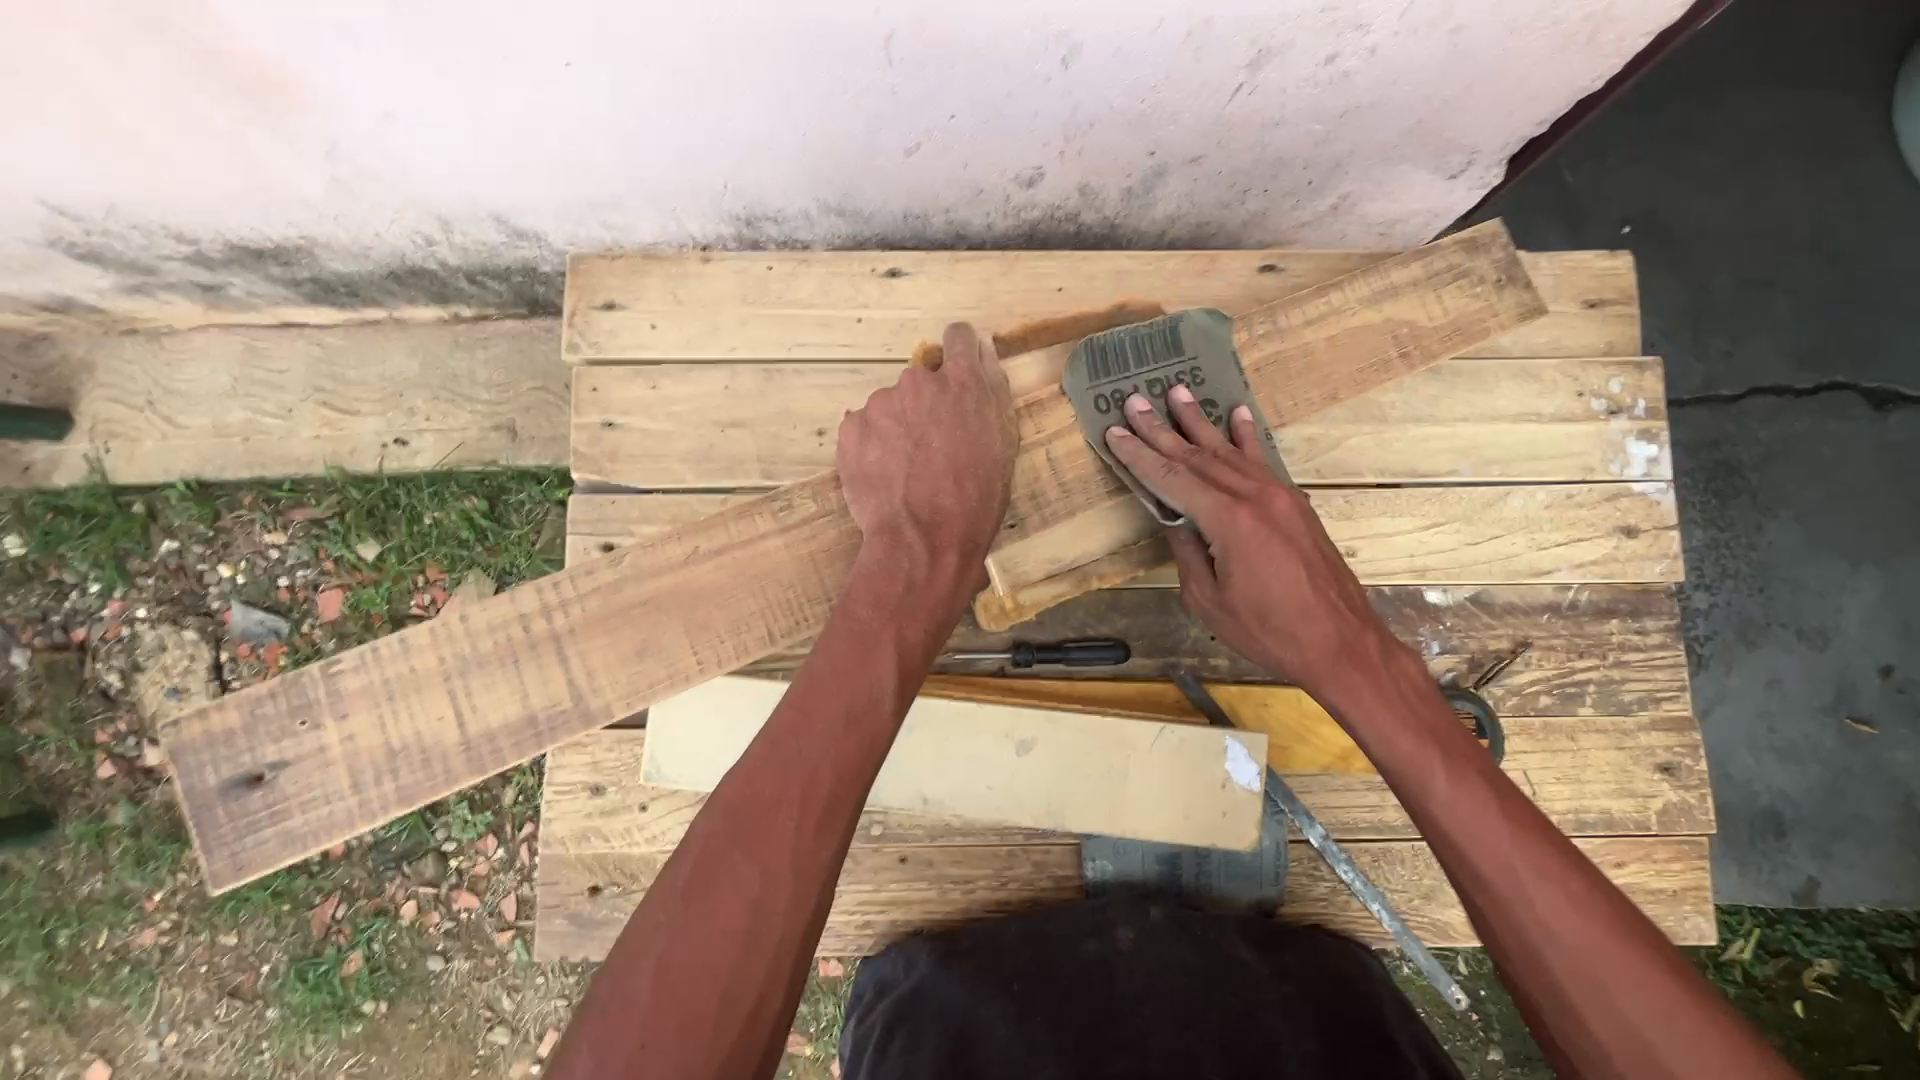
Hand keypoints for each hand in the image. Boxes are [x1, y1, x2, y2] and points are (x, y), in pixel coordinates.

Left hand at [837, 322, 1017, 596]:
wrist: (924, 540)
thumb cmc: (976, 500)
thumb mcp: (1003, 445)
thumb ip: (992, 392)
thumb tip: (984, 352)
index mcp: (964, 383)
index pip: (959, 337)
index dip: (958, 353)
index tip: (955, 373)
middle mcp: (920, 382)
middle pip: (922, 378)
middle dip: (926, 402)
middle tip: (932, 446)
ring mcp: (882, 403)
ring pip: (891, 405)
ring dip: (897, 427)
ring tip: (906, 470)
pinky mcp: (852, 427)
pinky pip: (863, 428)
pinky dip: (871, 446)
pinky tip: (884, 477)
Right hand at [1102, 384, 1404, 696]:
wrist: (1339, 641)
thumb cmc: (1268, 631)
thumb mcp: (1208, 600)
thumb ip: (1188, 552)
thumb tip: (1175, 520)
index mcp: (1227, 520)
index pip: (1171, 479)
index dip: (1139, 456)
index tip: (1115, 432)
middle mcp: (1254, 496)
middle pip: (1196, 455)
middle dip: (1161, 428)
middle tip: (1135, 400)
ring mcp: (1279, 495)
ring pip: (1229, 450)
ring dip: (1199, 421)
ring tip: (1178, 392)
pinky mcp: (1294, 503)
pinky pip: (1262, 460)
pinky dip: (1247, 436)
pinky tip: (1238, 413)